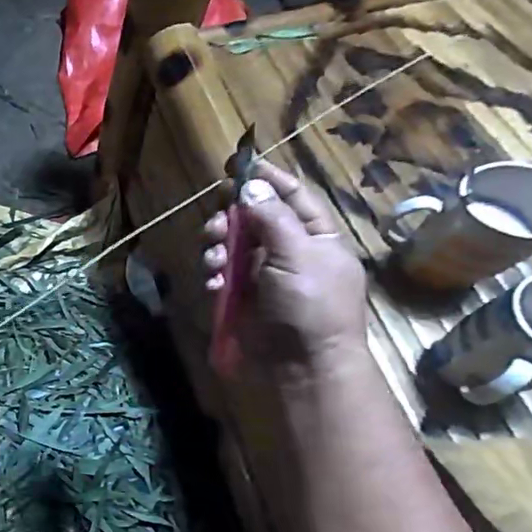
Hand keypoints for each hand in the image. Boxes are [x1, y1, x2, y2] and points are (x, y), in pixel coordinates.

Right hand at [202, 162, 367, 365]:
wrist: (303, 365)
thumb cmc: (311, 307)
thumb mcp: (298, 256)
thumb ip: (272, 219)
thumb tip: (250, 186)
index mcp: (317, 235)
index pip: (292, 195)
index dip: (266, 179)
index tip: (238, 166)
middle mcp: (290, 249)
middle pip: (253, 218)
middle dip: (230, 218)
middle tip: (215, 224)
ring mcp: (264, 273)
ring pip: (232, 244)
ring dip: (217, 248)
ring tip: (213, 262)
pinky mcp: (243, 295)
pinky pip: (222, 273)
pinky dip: (214, 274)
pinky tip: (213, 284)